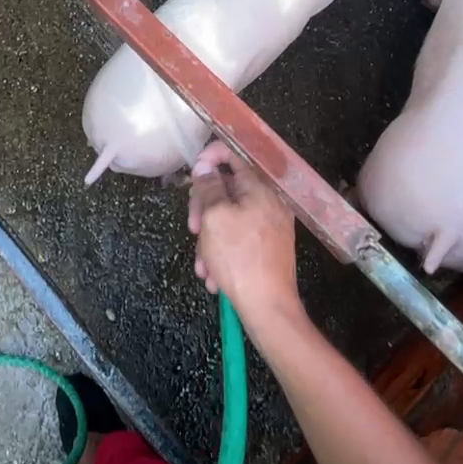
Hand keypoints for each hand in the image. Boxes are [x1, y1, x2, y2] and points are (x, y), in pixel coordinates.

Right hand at [187, 140, 298, 318]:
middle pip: (227, 189)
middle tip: (192, 228)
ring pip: (228, 217)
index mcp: (260, 188)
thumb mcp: (214, 217)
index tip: (191, 178)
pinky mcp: (268, 247)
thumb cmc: (239, 258)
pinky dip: (222, 250)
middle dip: (204, 208)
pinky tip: (212, 274)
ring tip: (202, 265)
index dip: (207, 158)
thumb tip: (204, 166)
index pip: (232, 154)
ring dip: (209, 238)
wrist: (269, 310)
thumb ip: (208, 186)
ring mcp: (271, 225)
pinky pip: (239, 237)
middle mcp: (269, 202)